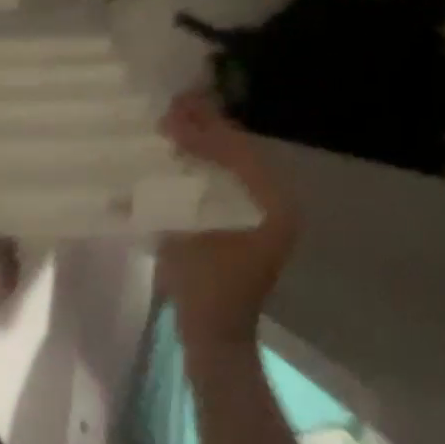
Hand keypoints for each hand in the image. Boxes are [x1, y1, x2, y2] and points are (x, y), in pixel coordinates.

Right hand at [156, 91, 297, 342]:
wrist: (213, 337)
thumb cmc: (205, 283)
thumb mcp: (190, 222)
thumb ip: (184, 172)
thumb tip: (171, 125)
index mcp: (273, 202)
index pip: (238, 148)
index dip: (204, 126)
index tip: (170, 110)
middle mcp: (276, 202)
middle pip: (238, 151)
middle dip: (203, 128)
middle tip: (168, 107)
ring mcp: (263, 215)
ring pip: (231, 163)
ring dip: (200, 144)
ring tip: (168, 124)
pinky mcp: (244, 225)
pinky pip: (224, 180)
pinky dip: (201, 165)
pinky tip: (175, 156)